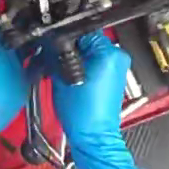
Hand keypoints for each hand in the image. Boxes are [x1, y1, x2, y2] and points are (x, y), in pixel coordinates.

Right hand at [48, 32, 160, 168]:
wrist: (93, 136)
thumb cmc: (81, 114)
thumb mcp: (61, 78)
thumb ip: (57, 54)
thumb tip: (50, 42)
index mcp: (108, 52)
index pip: (81, 31)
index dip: (62, 39)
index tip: (51, 46)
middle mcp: (118, 57)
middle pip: (86, 40)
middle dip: (68, 49)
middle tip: (52, 60)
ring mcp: (118, 68)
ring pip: (90, 51)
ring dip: (74, 58)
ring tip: (60, 72)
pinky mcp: (114, 78)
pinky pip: (95, 63)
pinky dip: (82, 67)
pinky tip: (69, 78)